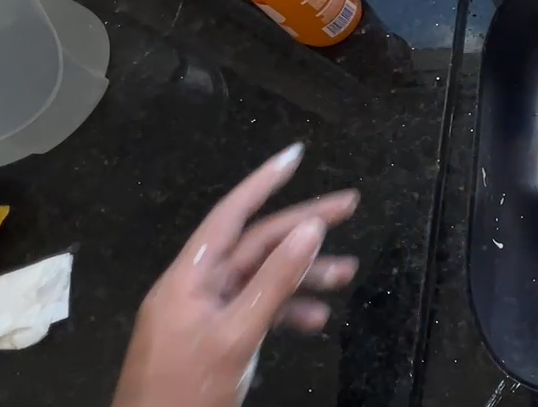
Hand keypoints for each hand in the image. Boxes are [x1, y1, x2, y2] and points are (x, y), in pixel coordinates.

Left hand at [112, 144, 359, 406]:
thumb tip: (312, 226)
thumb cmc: (185, 392)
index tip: (297, 154)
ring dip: (305, 273)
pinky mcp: (216, 337)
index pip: (230, 215)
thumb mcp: (237, 335)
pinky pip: (258, 308)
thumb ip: (276, 280)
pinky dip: (289, 308)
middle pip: (257, 243)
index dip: (264, 181)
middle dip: (305, 229)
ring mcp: (206, 314)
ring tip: (347, 274)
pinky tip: (316, 319)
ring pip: (264, 276)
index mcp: (189, 279)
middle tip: (351, 207)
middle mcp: (197, 288)